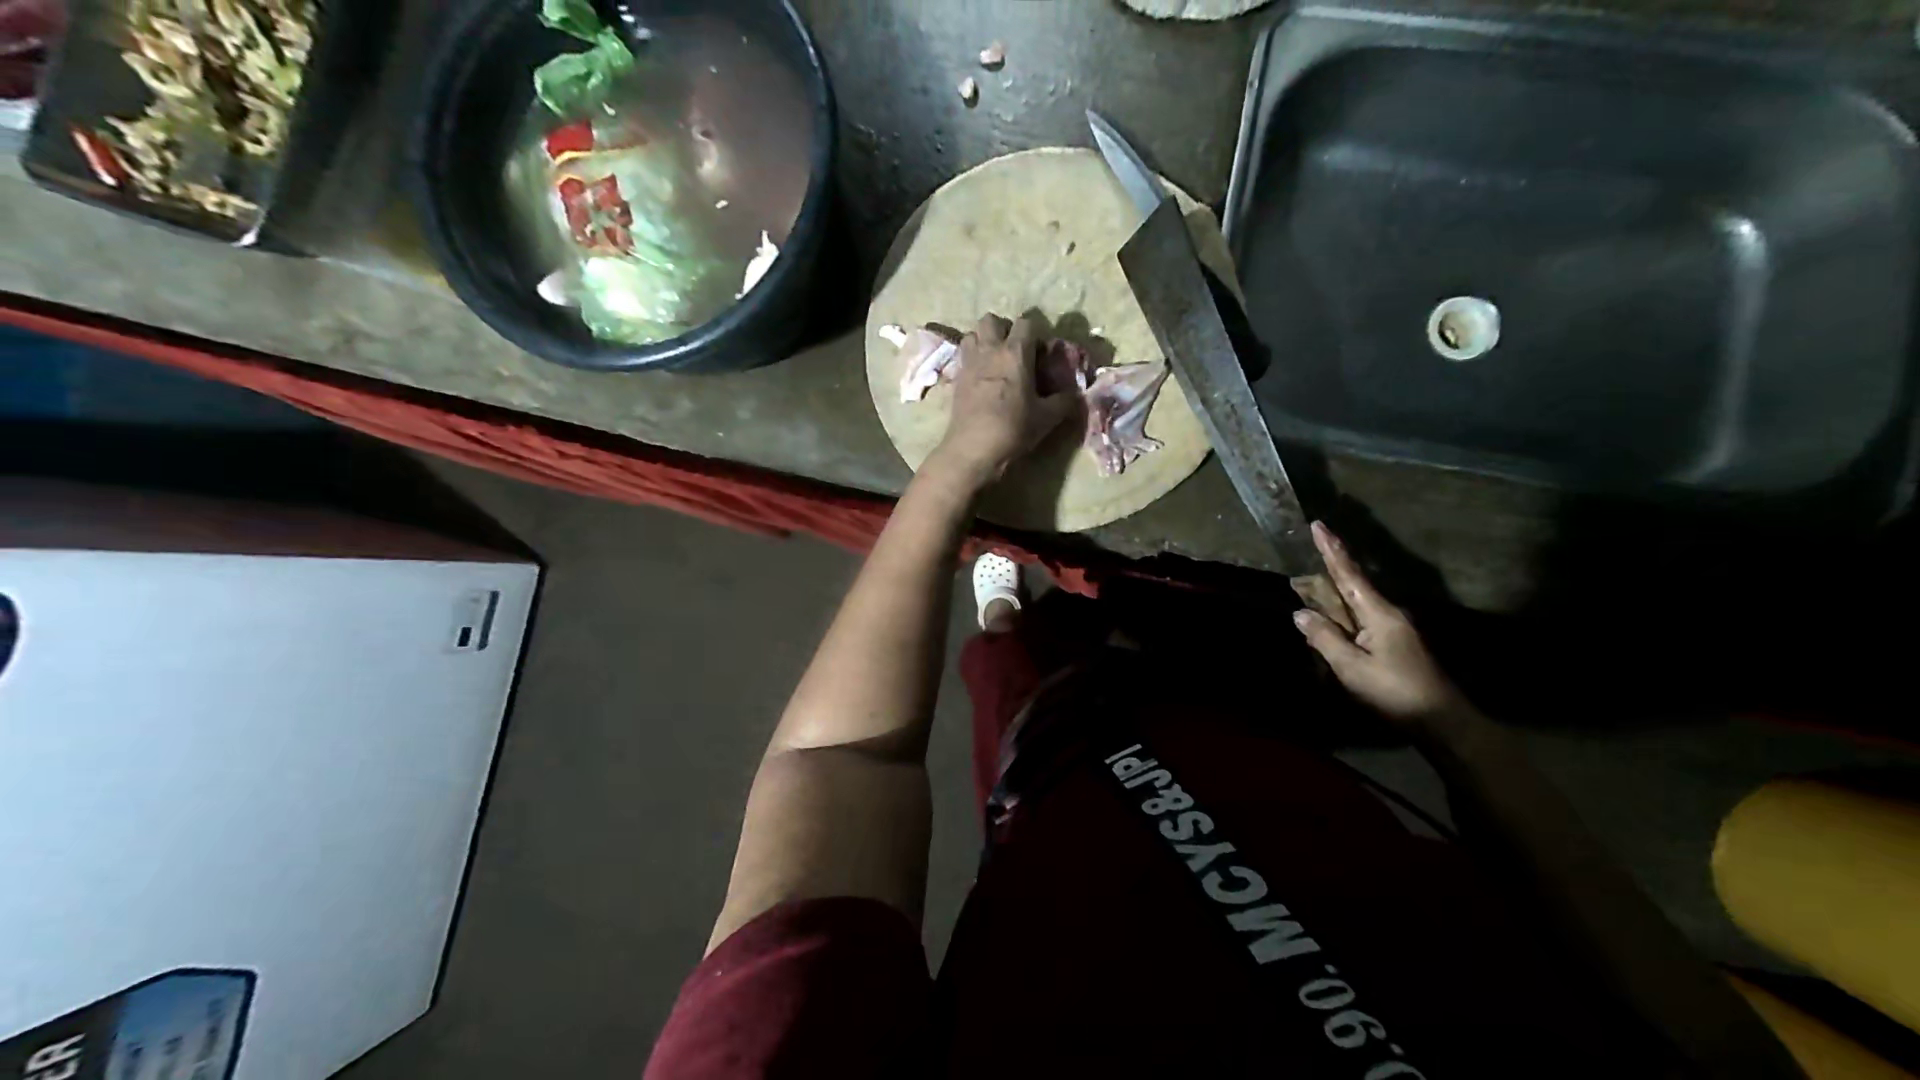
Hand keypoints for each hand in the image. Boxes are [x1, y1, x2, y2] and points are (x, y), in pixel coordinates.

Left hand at [926, 314, 1077, 489]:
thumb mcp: (1047, 418)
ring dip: (984, 341)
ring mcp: (969, 362)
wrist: (973, 449)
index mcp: (1015, 352)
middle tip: (1014, 352)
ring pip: (973, 334)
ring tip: (994, 361)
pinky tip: (981, 379)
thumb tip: (1076, 395)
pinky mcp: (956, 378)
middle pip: (992, 320)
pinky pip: (963, 356)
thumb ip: (1064, 401)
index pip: (1026, 323)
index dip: (1035, 335)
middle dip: (1004, 329)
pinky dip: (972, 359)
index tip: (1040, 355)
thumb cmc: (1013, 429)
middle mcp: (990, 350)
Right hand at [1293, 521, 1472, 733]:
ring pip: (1354, 605)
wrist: (1441, 721)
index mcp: (1378, 613)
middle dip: (1325, 574)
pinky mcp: (1393, 644)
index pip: (1349, 574)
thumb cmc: (1394, 692)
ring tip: (1305, 599)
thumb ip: (1324, 638)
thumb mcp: (1351, 667)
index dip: (1332, 550)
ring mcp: (1393, 629)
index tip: (1318, 525)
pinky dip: (1339, 618)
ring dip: (1330, 599)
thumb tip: (1300, 613)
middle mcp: (1388, 613)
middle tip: (1299, 570)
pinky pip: (1359, 621)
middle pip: (1351, 586)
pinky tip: (1326, 628)